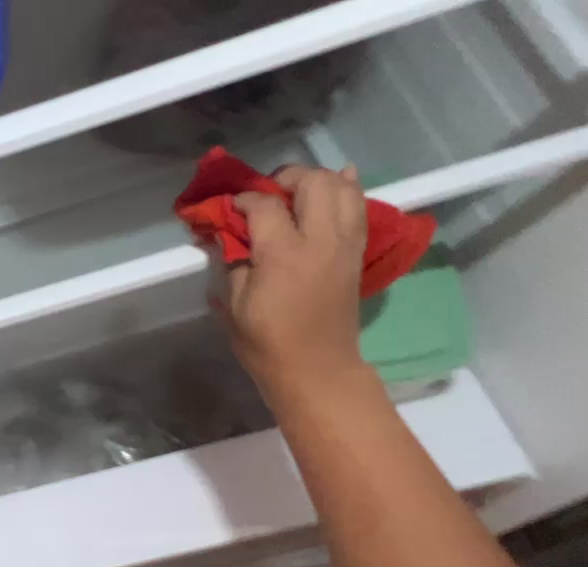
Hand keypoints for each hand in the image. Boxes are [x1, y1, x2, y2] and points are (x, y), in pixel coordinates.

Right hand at [222, 165, 371, 387]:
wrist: (315, 366)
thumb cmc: (265, 343)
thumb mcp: (234, 307)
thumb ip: (233, 264)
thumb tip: (229, 238)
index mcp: (282, 255)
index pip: (264, 207)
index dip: (243, 201)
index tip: (229, 208)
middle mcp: (319, 239)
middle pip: (312, 183)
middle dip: (286, 179)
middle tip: (267, 193)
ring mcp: (344, 242)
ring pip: (341, 186)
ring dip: (317, 180)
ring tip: (296, 191)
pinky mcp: (357, 250)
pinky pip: (358, 205)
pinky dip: (347, 188)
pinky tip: (337, 182)